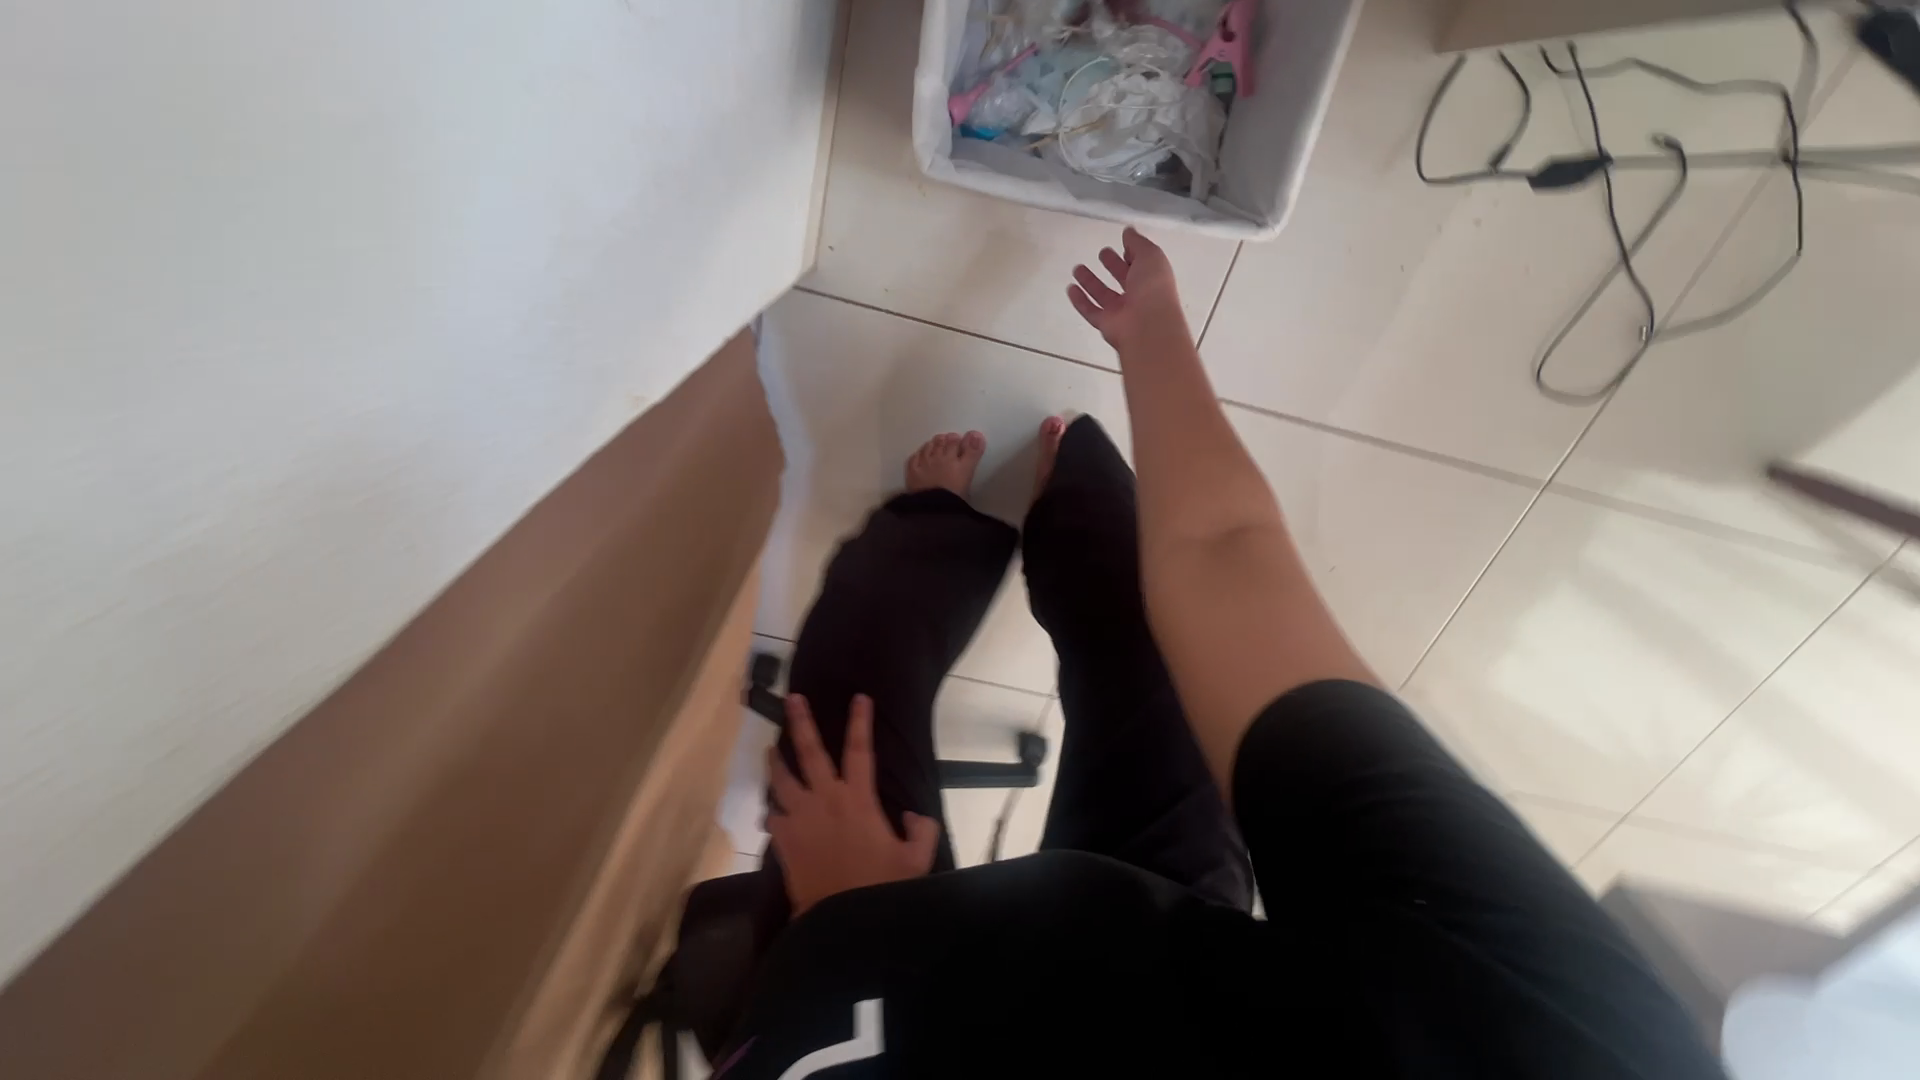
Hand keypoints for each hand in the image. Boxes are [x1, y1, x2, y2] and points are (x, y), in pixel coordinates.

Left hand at [766, 693, 940, 915]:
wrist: (839, 921)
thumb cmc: (879, 887)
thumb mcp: (915, 860)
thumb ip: (921, 832)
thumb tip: (913, 817)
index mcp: (858, 799)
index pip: (860, 750)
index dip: (860, 722)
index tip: (859, 698)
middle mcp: (825, 800)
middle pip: (809, 753)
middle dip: (801, 723)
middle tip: (792, 699)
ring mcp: (800, 818)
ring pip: (781, 780)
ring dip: (775, 762)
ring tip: (770, 749)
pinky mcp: (784, 840)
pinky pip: (772, 815)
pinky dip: (772, 808)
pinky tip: (772, 807)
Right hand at [1067, 227, 1190, 349]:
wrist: (1148, 325)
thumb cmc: (1153, 287)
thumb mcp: (1150, 255)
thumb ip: (1137, 243)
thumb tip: (1128, 231)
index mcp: (1152, 279)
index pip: (1141, 264)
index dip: (1133, 254)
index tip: (1122, 244)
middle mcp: (1138, 295)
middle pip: (1123, 279)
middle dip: (1113, 266)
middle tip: (1102, 253)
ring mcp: (1121, 312)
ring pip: (1104, 294)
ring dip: (1091, 282)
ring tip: (1077, 268)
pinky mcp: (1106, 324)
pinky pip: (1090, 311)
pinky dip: (1080, 301)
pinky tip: (1070, 288)